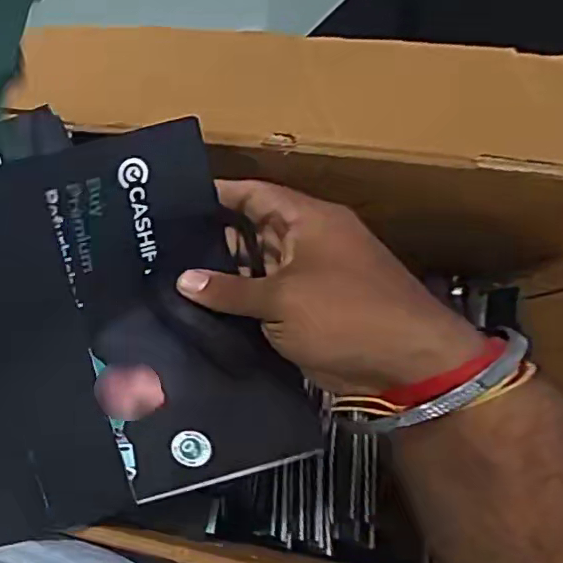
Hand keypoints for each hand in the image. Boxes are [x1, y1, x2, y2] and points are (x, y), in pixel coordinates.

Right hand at [175, 180, 484, 396]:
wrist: (407, 369)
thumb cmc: (350, 317)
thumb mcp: (281, 299)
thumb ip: (226, 288)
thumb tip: (181, 280)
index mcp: (309, 222)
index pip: (254, 194)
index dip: (216, 193)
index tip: (172, 198)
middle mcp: (304, 243)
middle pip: (246, 227)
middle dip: (206, 232)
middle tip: (155, 237)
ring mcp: (300, 276)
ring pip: (247, 263)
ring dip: (213, 268)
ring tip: (162, 267)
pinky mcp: (296, 307)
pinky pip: (253, 293)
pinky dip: (227, 296)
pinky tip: (189, 299)